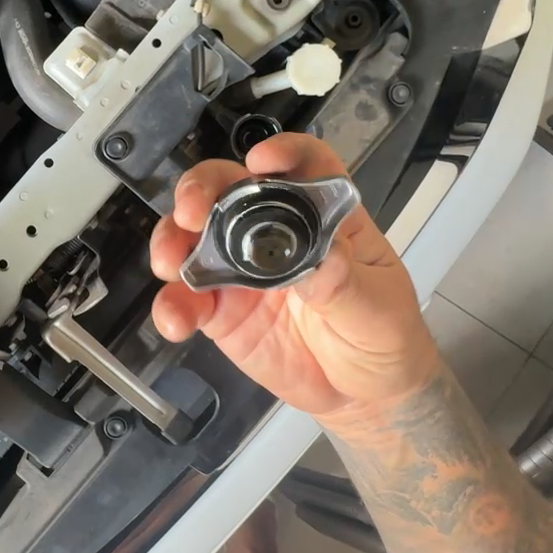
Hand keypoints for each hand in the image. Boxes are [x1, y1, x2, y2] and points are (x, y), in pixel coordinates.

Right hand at [149, 134, 441, 444]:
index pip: (304, 167)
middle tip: (190, 213)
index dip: (283, 153)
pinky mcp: (219, 309)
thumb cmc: (383, 338)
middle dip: (200, 190)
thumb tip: (322, 259)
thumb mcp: (379, 310)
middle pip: (229, 188)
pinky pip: (185, 298)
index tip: (261, 161)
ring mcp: (240, 269)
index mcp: (321, 218)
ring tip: (169, 266)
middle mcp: (273, 232)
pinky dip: (171, 305)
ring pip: (193, 236)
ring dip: (171, 241)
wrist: (361, 399)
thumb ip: (347, 284)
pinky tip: (174, 321)